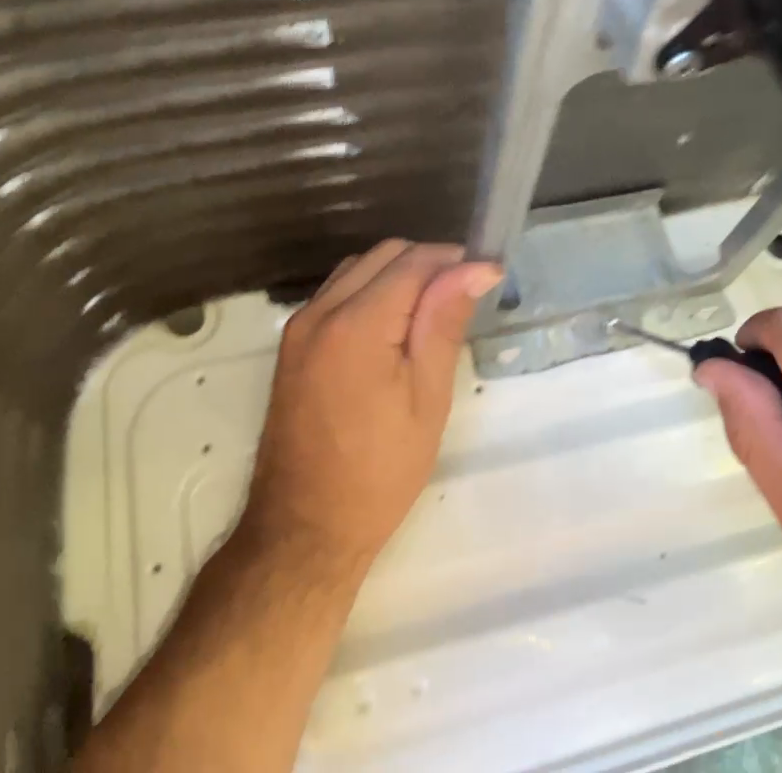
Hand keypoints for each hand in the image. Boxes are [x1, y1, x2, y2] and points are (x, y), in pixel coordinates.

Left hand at [242, 240, 502, 571]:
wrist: (306, 526)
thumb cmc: (379, 472)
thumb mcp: (427, 399)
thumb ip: (444, 323)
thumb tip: (475, 267)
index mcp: (355, 324)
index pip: (413, 261)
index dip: (456, 262)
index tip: (489, 278)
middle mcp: (319, 312)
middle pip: (383, 255)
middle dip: (428, 264)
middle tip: (464, 301)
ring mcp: (299, 329)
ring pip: (356, 270)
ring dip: (397, 276)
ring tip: (433, 315)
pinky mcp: (292, 347)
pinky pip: (336, 295)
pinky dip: (370, 293)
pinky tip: (394, 328)